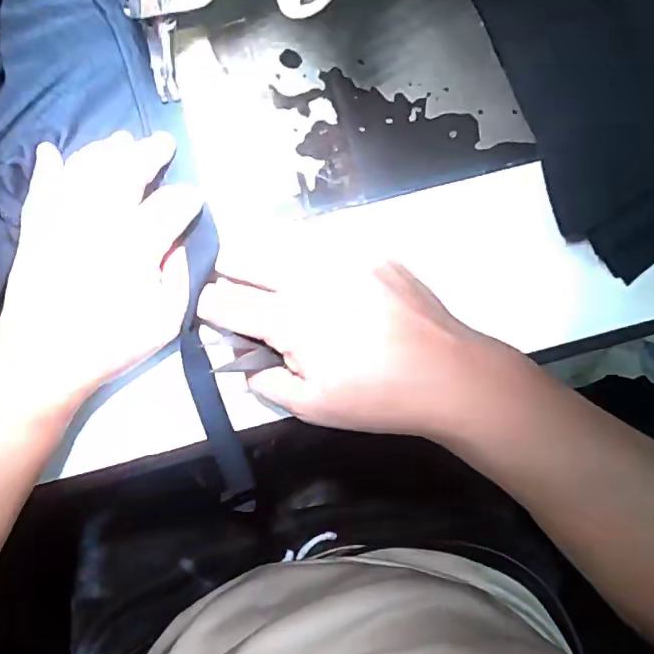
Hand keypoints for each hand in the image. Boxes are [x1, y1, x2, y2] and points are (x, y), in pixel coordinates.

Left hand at [0, 131, 201, 411]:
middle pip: (128, 169)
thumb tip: (176, 245)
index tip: (193, 197)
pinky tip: (51, 154)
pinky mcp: (35, 226)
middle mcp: (101, 218)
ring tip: (120, 141)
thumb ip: (178, 278)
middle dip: (150, 152)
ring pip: (86, 167)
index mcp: (138, 243)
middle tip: (163, 144)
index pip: (171, 205)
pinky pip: (42, 185)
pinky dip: (48, 167)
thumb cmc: (109, 345)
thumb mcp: (164, 322)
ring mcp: (64, 217)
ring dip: (105, 149)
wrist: (42, 357)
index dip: (187, 198)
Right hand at [196, 250, 527, 439]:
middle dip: (225, 271)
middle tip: (229, 292)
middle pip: (243, 255)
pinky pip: (325, 248)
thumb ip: (265, 382)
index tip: (203, 310)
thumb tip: (240, 362)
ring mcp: (344, 257)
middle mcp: (310, 276)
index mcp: (290, 318)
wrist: (450, 375)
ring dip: (267, 264)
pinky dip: (311, 265)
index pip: (225, 301)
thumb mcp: (312, 407)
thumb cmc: (378, 399)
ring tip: (276, 289)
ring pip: (283, 246)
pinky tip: (328, 290)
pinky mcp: (372, 253)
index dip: (205, 306)